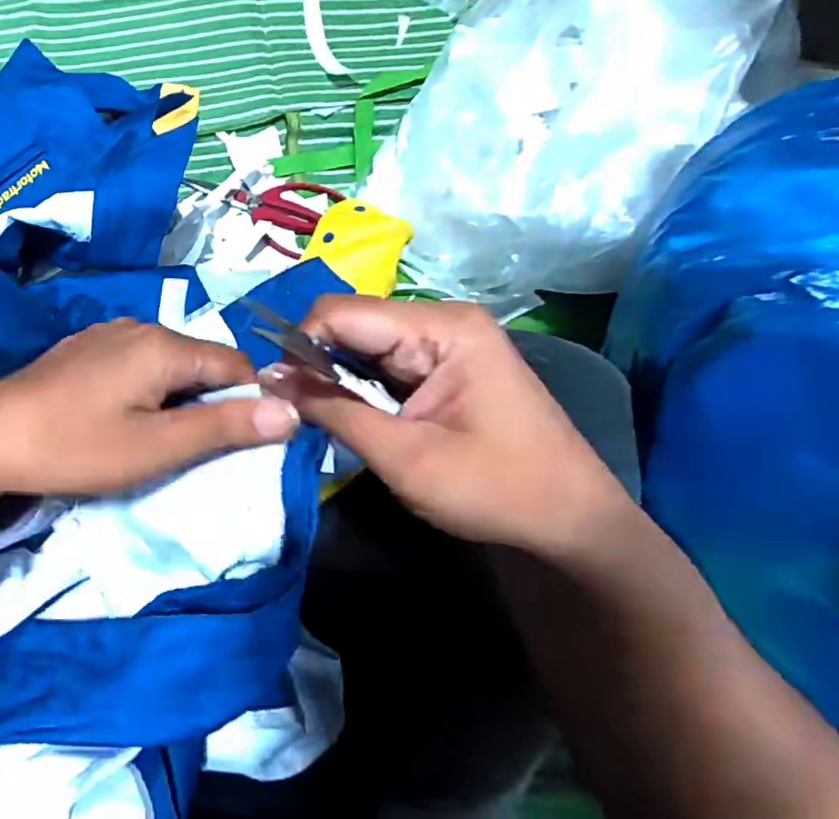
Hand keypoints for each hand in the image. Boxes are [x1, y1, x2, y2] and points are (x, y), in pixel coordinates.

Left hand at [0, 319, 299, 542]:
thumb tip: (291, 411)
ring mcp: (104, 333)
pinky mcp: (80, 347)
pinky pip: (132, 362)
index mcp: (164, 345)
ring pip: (165, 362)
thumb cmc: (76, 447)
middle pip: (199, 361)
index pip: (236, 363)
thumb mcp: (157, 447)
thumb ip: (224, 427)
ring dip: (173, 397)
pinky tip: (116, 418)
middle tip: (188, 448)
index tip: (238, 442)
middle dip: (207, 400)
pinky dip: (142, 388)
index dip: (248, 400)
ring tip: (151, 438)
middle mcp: (137, 326)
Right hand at [258, 296, 633, 557]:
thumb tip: (266, 376)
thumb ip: (331, 408)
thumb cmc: (495, 491)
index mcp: (442, 327)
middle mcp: (439, 319)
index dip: (299, 345)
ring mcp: (440, 339)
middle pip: (347, 321)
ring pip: (356, 339)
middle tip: (295, 407)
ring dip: (330, 373)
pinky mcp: (436, 362)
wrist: (572, 527)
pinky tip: (346, 410)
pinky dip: (351, 383)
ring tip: (317, 412)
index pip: (340, 312)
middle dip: (313, 359)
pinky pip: (374, 358)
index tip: (277, 390)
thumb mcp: (402, 455)